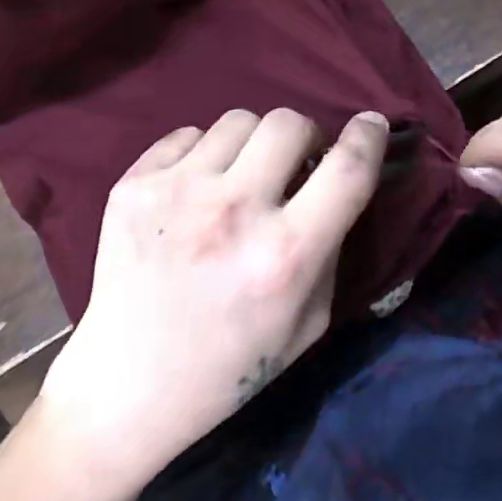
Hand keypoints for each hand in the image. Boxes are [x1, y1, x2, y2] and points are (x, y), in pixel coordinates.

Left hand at [35, 109, 389, 486]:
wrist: (130, 380)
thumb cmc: (229, 365)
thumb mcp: (307, 324)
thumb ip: (329, 249)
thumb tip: (334, 184)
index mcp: (285, 255)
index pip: (348, 168)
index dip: (370, 136)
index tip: (371, 125)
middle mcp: (233, 211)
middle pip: (288, 123)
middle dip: (304, 137)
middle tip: (294, 163)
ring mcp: (176, 191)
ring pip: (237, 120)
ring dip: (252, 144)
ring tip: (239, 178)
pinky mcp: (134, 185)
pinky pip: (185, 136)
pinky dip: (201, 155)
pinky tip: (193, 191)